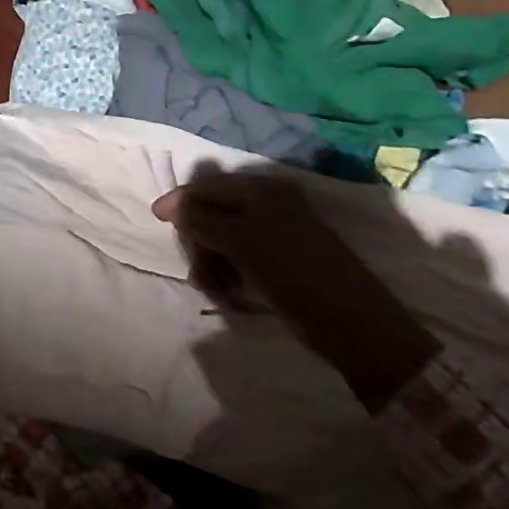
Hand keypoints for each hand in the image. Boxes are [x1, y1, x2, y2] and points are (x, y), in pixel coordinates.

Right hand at [154, 167, 441, 411]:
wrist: (351, 322)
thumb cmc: (291, 271)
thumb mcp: (238, 241)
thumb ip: (200, 219)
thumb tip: (173, 205)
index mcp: (260, 190)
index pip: (208, 186)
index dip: (181, 201)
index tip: (156, 219)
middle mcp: (268, 204)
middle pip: (213, 212)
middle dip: (199, 241)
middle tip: (198, 273)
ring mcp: (276, 232)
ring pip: (225, 239)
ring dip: (212, 263)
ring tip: (215, 290)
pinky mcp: (282, 259)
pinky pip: (242, 257)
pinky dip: (230, 273)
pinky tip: (231, 294)